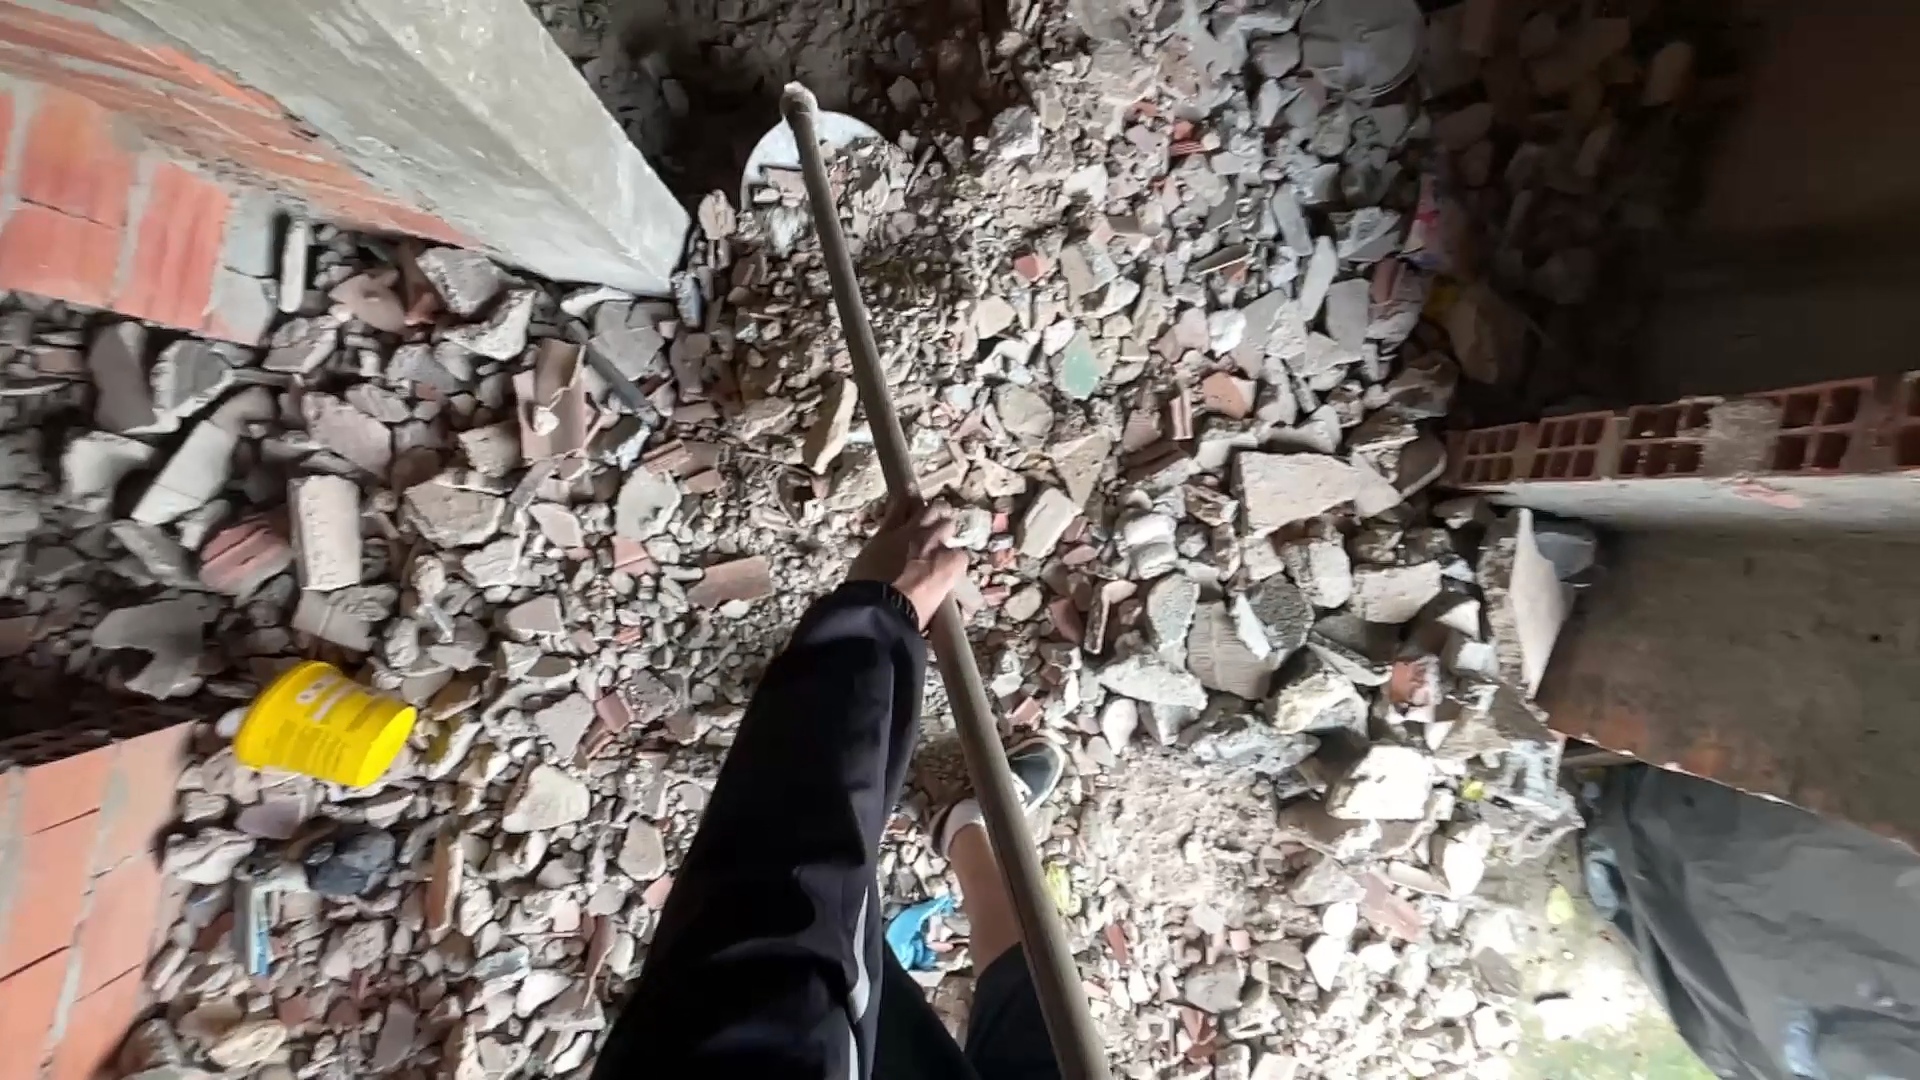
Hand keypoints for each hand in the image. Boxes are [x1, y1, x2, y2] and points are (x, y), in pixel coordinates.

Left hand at [848, 498, 968, 630]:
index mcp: (951, 565)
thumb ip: (942, 596)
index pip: (961, 556)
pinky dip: (903, 502)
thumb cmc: (909, 616)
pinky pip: (897, 509)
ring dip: (931, 511)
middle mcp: (935, 543)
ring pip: (927, 510)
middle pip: (946, 525)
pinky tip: (905, 495)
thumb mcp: (935, 610)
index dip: (954, 561)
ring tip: (931, 510)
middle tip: (943, 532)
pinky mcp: (887, 532)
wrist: (876, 609)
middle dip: (946, 529)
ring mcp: (910, 533)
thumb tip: (949, 602)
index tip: (948, 567)